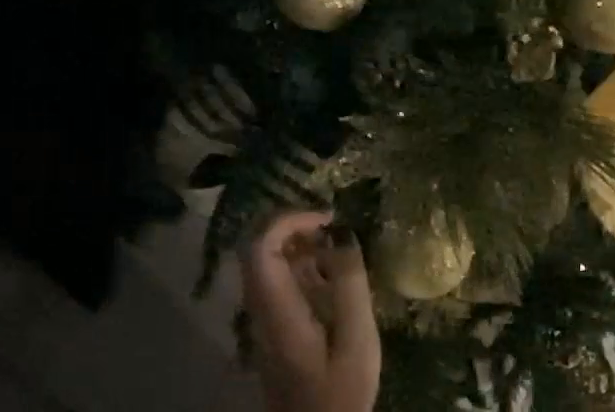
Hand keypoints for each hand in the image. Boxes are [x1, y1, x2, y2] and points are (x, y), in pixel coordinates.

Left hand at [242, 211, 379, 411]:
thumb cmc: (339, 397)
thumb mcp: (356, 341)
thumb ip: (350, 284)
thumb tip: (343, 232)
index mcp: (275, 308)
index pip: (259, 245)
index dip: (288, 219)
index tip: (327, 219)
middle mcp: (260, 308)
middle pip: (258, 247)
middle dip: (294, 225)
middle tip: (332, 226)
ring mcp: (264, 319)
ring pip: (268, 262)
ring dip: (300, 245)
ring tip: (340, 249)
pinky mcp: (275, 329)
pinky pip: (280, 281)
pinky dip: (303, 267)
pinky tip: (335, 278)